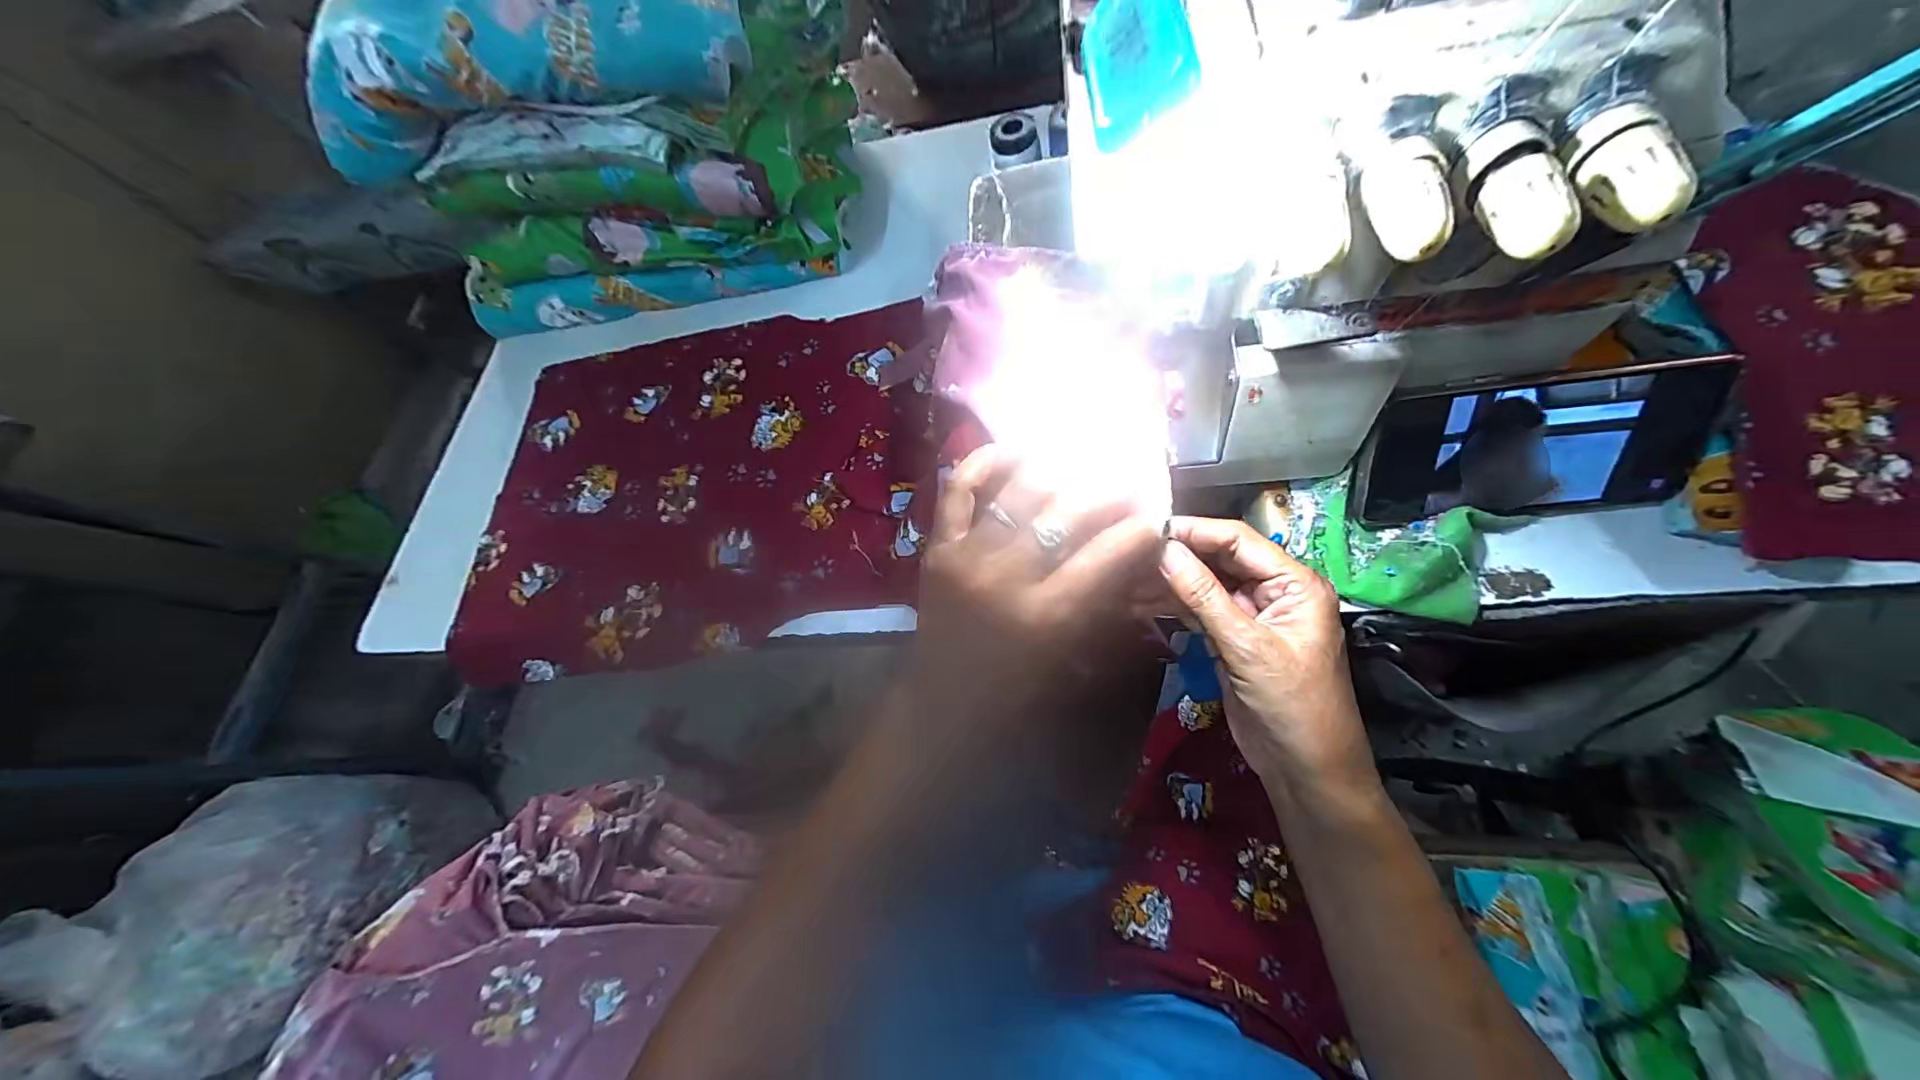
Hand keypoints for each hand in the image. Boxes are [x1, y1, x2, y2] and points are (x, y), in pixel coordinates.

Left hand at [915, 444, 1161, 694]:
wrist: (943, 703)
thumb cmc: (1016, 691)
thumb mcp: (1073, 659)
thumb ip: (1105, 605)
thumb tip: (1136, 555)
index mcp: (1047, 616)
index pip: (1105, 555)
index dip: (1139, 530)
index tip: (1155, 518)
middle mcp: (1006, 578)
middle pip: (1066, 514)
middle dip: (1108, 494)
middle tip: (1126, 485)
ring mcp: (967, 556)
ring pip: (1019, 492)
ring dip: (1057, 470)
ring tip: (1079, 460)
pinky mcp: (937, 547)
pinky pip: (958, 490)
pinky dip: (983, 463)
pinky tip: (1012, 450)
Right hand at [1156, 517, 1374, 791]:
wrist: (1305, 767)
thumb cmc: (1292, 706)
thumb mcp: (1247, 647)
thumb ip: (1204, 596)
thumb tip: (1166, 551)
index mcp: (1295, 584)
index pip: (1239, 541)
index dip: (1196, 531)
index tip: (1152, 528)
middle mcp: (1274, 592)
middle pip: (1221, 559)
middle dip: (1181, 554)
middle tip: (1134, 549)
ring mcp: (1252, 616)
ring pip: (1207, 584)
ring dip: (1173, 580)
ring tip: (1131, 572)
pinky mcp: (1233, 639)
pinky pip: (1202, 610)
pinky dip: (1176, 605)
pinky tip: (1146, 599)